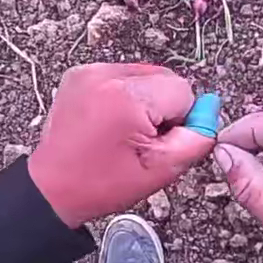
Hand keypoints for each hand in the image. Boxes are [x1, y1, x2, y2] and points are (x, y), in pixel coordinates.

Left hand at [27, 63, 214, 227]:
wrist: (51, 190)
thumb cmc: (101, 184)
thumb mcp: (161, 170)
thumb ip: (197, 137)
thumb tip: (211, 109)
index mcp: (127, 97)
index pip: (183, 90)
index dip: (179, 120)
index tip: (157, 142)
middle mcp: (106, 75)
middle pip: (165, 78)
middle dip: (163, 107)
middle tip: (141, 139)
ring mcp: (90, 71)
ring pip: (146, 76)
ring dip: (145, 101)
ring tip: (124, 131)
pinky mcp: (80, 74)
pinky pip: (122, 76)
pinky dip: (125, 96)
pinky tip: (111, 122)